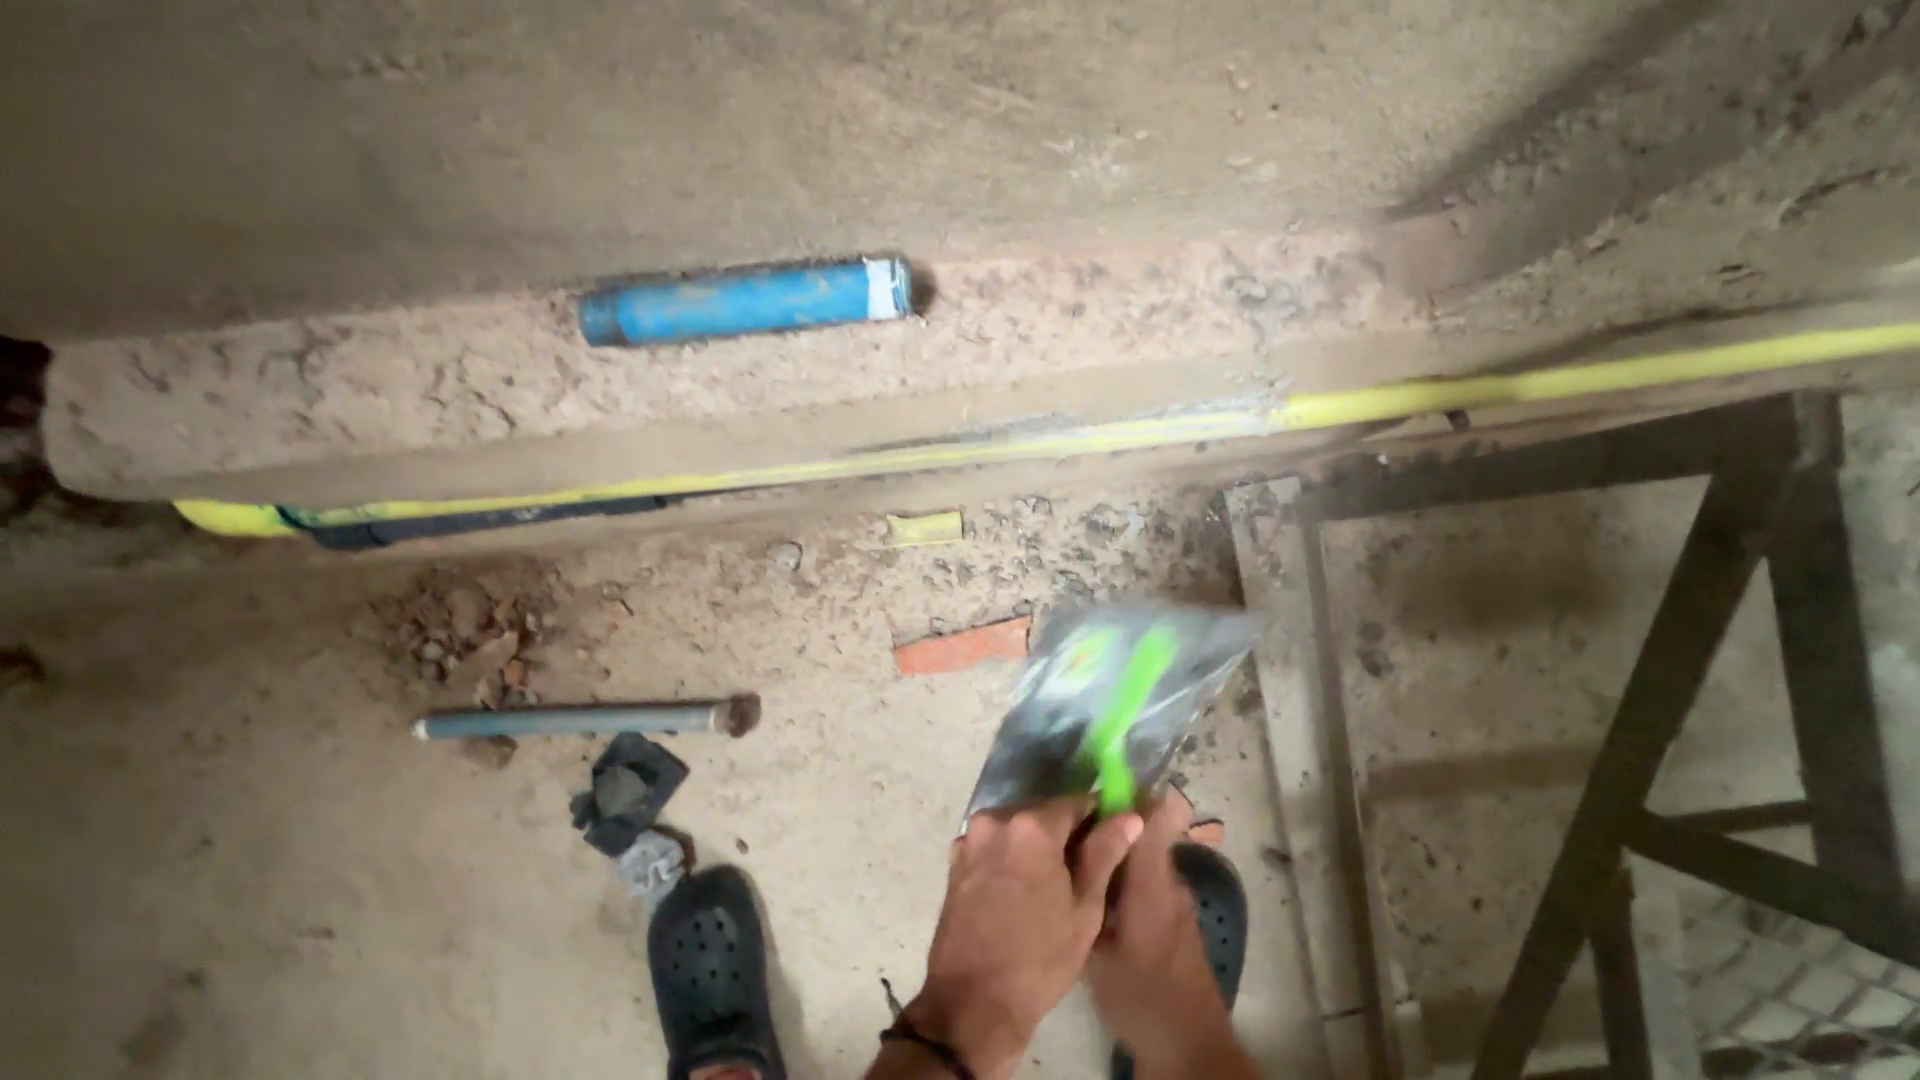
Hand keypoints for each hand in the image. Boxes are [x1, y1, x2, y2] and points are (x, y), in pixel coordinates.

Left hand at [879, 797, 1142, 1079]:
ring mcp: (970, 840)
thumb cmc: (1039, 959)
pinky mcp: (955, 862)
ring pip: (1017, 830)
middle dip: (1066, 834)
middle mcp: (995, 820)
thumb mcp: (1084, 908)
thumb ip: (1105, 853)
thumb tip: (1129, 816)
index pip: (1076, 802)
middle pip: (1043, 814)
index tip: (1113, 838)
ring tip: (1055, 885)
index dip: (1098, 817)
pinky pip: (995, 846)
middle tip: (1087, 870)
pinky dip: (1012, 858)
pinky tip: (1024, 891)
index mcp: (1031, 826)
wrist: (973, 1002)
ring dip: (1037, 846)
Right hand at [1087, 793, 1252, 1077]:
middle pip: (1145, 830)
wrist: (1188, 1045)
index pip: (1157, 813)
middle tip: (1065, 822)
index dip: (1132, 789)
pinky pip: (1146, 879)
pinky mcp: (1174, 919)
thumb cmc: (1140, 995)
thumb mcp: (1098, 950)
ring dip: (1114, 849)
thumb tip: (1059, 859)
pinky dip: (1122, 874)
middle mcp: (1169, 880)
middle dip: (1109, 819)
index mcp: (1152, 879)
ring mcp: (1175, 900)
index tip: (1096, 778)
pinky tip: (1090, 890)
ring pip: (1143, 856)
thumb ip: (1085, 898)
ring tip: (1070, 853)